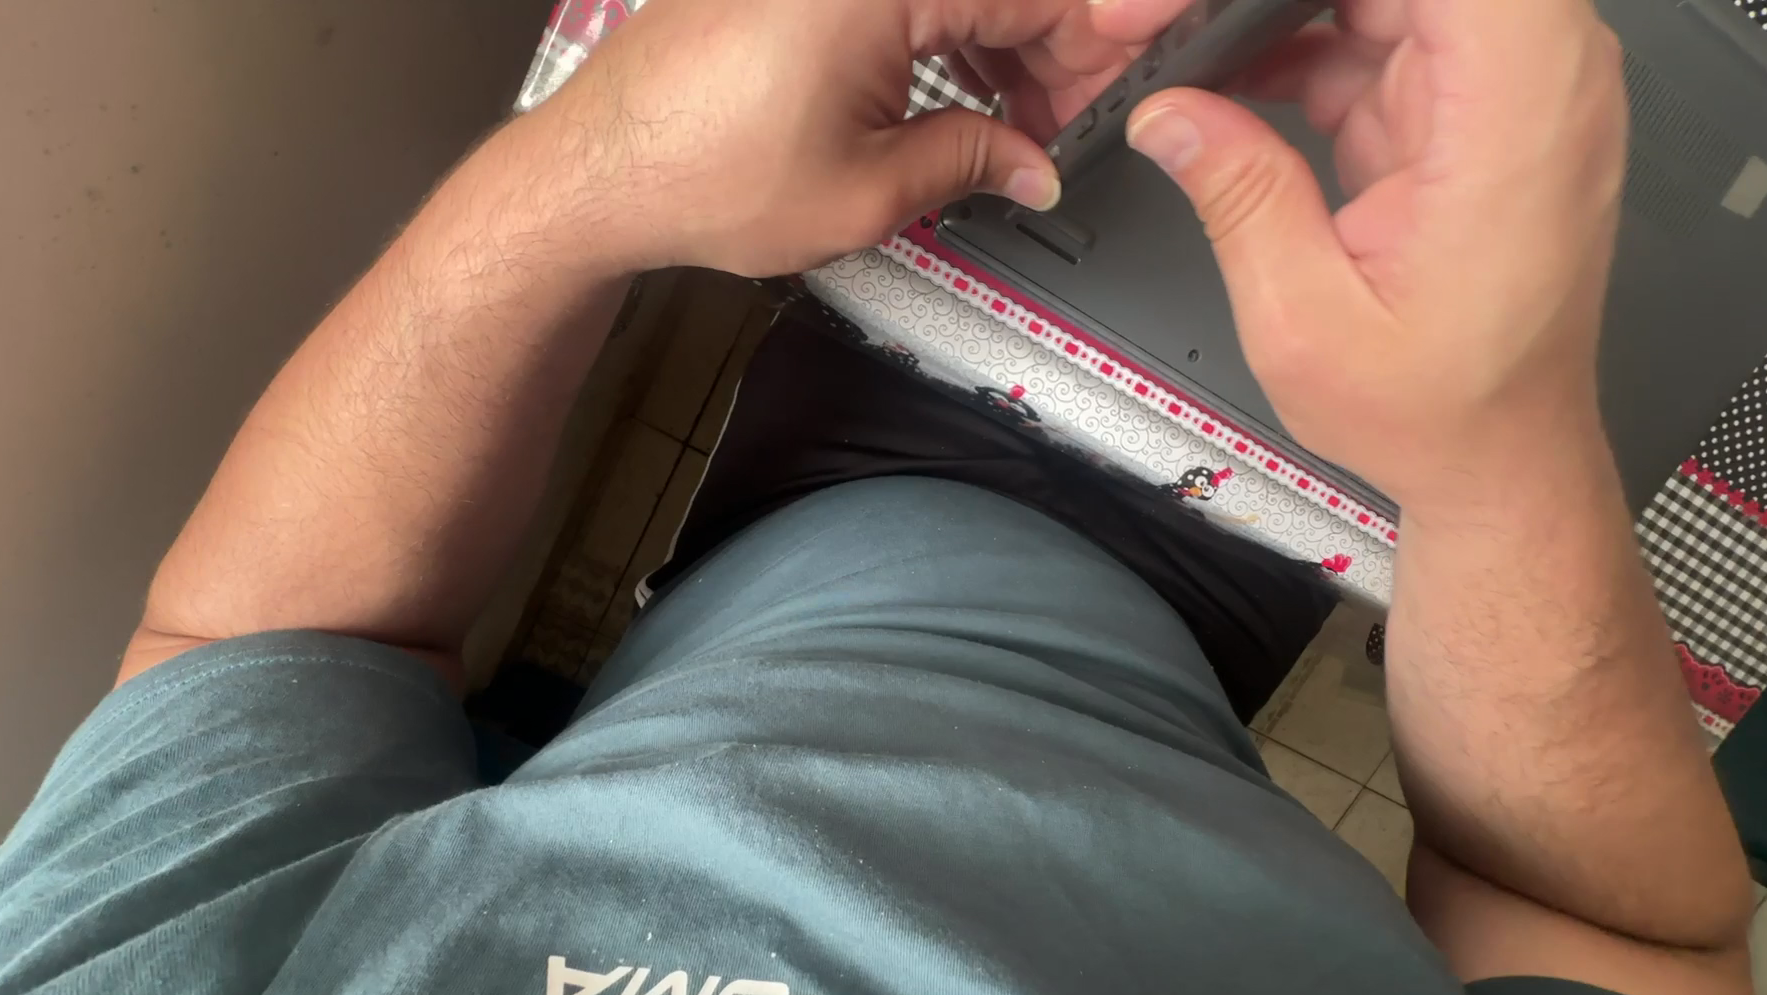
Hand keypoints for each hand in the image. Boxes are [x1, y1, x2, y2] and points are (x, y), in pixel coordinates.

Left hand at [515, 0, 1129, 278]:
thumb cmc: (704, 177)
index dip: (1110, 28)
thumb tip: (1035, 168)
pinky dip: (957, 35)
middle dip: (1064, 45)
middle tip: (1072, 124)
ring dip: (1013, 44)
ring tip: (1022, 128)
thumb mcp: (868, 194)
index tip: (1155, 49)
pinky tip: (971, 92)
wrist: (611, 173)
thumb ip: (972, 164)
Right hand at [1096, 0, 1628, 511]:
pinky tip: (1245, 91)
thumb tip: (1171, 117)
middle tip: (1193, 30)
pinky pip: (1389, 44)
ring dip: (1292, 16)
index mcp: (1511, 115)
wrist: (1488, 449)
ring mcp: (1506, 98)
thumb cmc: (1429, 405)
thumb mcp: (1298, 315)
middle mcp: (1532, 83)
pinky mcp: (1471, 122)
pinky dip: (1313, 56)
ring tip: (1203, 66)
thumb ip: (1238, 198)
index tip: (1225, 1)